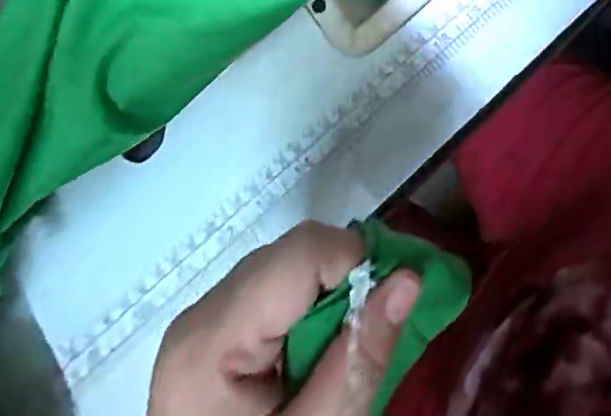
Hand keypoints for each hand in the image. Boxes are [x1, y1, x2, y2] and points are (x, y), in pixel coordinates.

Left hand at [148, 221, 423, 415]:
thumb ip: (358, 361)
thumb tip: (409, 278)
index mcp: (213, 338)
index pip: (304, 250)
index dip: (359, 264)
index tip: (392, 306)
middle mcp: (201, 312)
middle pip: (295, 254)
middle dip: (346, 282)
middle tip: (371, 337)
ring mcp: (203, 319)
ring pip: (288, 265)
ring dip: (330, 296)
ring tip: (341, 354)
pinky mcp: (212, 330)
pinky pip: (274, 288)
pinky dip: (309, 309)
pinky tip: (314, 356)